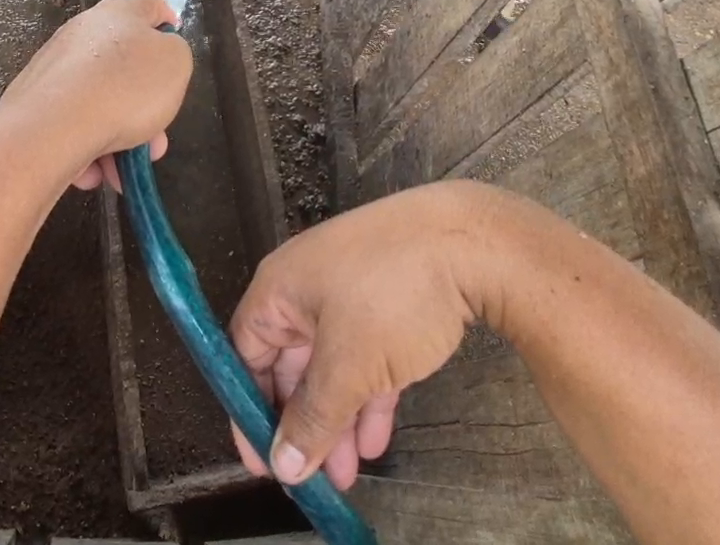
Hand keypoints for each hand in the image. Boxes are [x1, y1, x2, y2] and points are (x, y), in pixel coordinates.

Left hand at [0, 0, 190, 189]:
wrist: (53, 125)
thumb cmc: (126, 88)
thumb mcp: (176, 64)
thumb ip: (175, 53)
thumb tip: (157, 56)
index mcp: (120, 14)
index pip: (150, 6)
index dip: (167, 22)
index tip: (174, 41)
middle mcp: (84, 33)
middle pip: (125, 66)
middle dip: (145, 108)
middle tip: (155, 142)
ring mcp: (55, 65)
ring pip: (100, 101)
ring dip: (118, 137)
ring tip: (121, 172)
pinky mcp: (35, 98)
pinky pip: (73, 122)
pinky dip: (86, 146)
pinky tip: (90, 171)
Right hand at [229, 180, 506, 489]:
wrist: (472, 241)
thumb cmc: (392, 294)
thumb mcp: (347, 365)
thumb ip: (313, 418)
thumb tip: (283, 464)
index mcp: (279, 289)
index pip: (247, 354)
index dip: (250, 408)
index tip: (264, 461)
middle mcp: (307, 286)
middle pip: (290, 363)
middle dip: (303, 423)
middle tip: (314, 477)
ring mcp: (350, 290)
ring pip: (332, 364)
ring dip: (337, 418)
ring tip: (348, 473)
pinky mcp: (389, 298)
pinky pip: (366, 354)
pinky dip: (368, 393)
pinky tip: (377, 437)